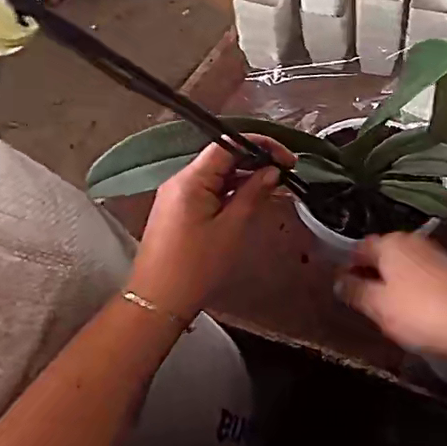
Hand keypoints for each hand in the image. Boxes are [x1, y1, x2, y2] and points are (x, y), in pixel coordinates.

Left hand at [129, 136, 294, 315]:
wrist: (158, 301)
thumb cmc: (197, 265)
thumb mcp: (232, 227)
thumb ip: (253, 192)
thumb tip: (272, 171)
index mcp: (191, 179)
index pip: (228, 144)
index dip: (261, 145)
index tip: (288, 158)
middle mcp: (181, 180)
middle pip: (223, 155)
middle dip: (257, 159)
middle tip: (287, 172)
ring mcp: (178, 195)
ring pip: (218, 172)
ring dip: (247, 175)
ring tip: (276, 184)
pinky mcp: (180, 209)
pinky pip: (211, 188)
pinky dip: (233, 189)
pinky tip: (254, 196)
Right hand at [340, 234, 446, 369]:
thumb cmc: (424, 312)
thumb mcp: (378, 306)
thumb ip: (355, 291)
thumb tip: (339, 281)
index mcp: (391, 243)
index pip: (359, 247)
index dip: (347, 265)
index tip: (340, 285)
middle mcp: (413, 241)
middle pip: (383, 254)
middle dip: (370, 273)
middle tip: (360, 299)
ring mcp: (434, 254)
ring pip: (402, 265)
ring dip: (391, 282)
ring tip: (384, 309)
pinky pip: (420, 275)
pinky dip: (411, 288)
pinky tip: (411, 309)